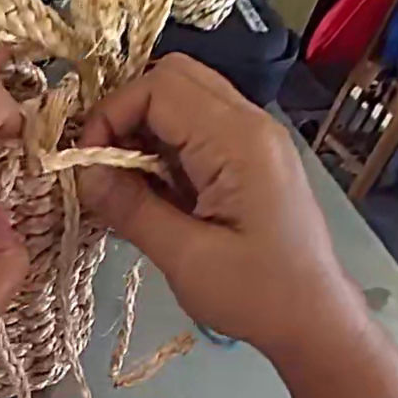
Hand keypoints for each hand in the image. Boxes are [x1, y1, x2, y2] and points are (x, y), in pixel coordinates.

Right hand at [74, 54, 371, 369]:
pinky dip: (163, 153)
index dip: (111, 115)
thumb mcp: (185, 257)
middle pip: (173, 80)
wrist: (312, 318)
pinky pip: (197, 134)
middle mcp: (249, 124)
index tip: (87, 165)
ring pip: (184, 104)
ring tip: (123, 188)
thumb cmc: (254, 294)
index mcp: (237, 140)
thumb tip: (84, 174)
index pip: (160, 87)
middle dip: (125, 116)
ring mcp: (253, 140)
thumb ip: (132, 209)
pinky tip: (151, 196)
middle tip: (103, 170)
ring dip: (143, 135)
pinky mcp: (249, 161)